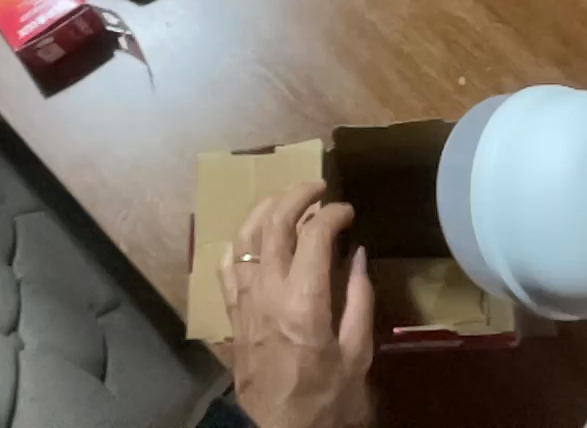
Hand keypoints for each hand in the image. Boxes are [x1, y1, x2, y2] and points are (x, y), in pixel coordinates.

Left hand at [221, 181, 373, 427]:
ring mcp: (244, 301)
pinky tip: (255, 237)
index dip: (333, 213)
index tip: (348, 212)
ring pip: (245, 236)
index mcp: (303, 301)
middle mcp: (268, 292)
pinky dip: (240, 242)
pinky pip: (227, 266)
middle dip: (298, 194)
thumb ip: (358, 298)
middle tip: (320, 187)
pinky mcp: (232, 314)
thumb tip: (357, 254)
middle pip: (275, 222)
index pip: (314, 234)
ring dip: (267, 209)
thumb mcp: (356, 354)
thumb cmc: (325, 400)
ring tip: (288, 200)